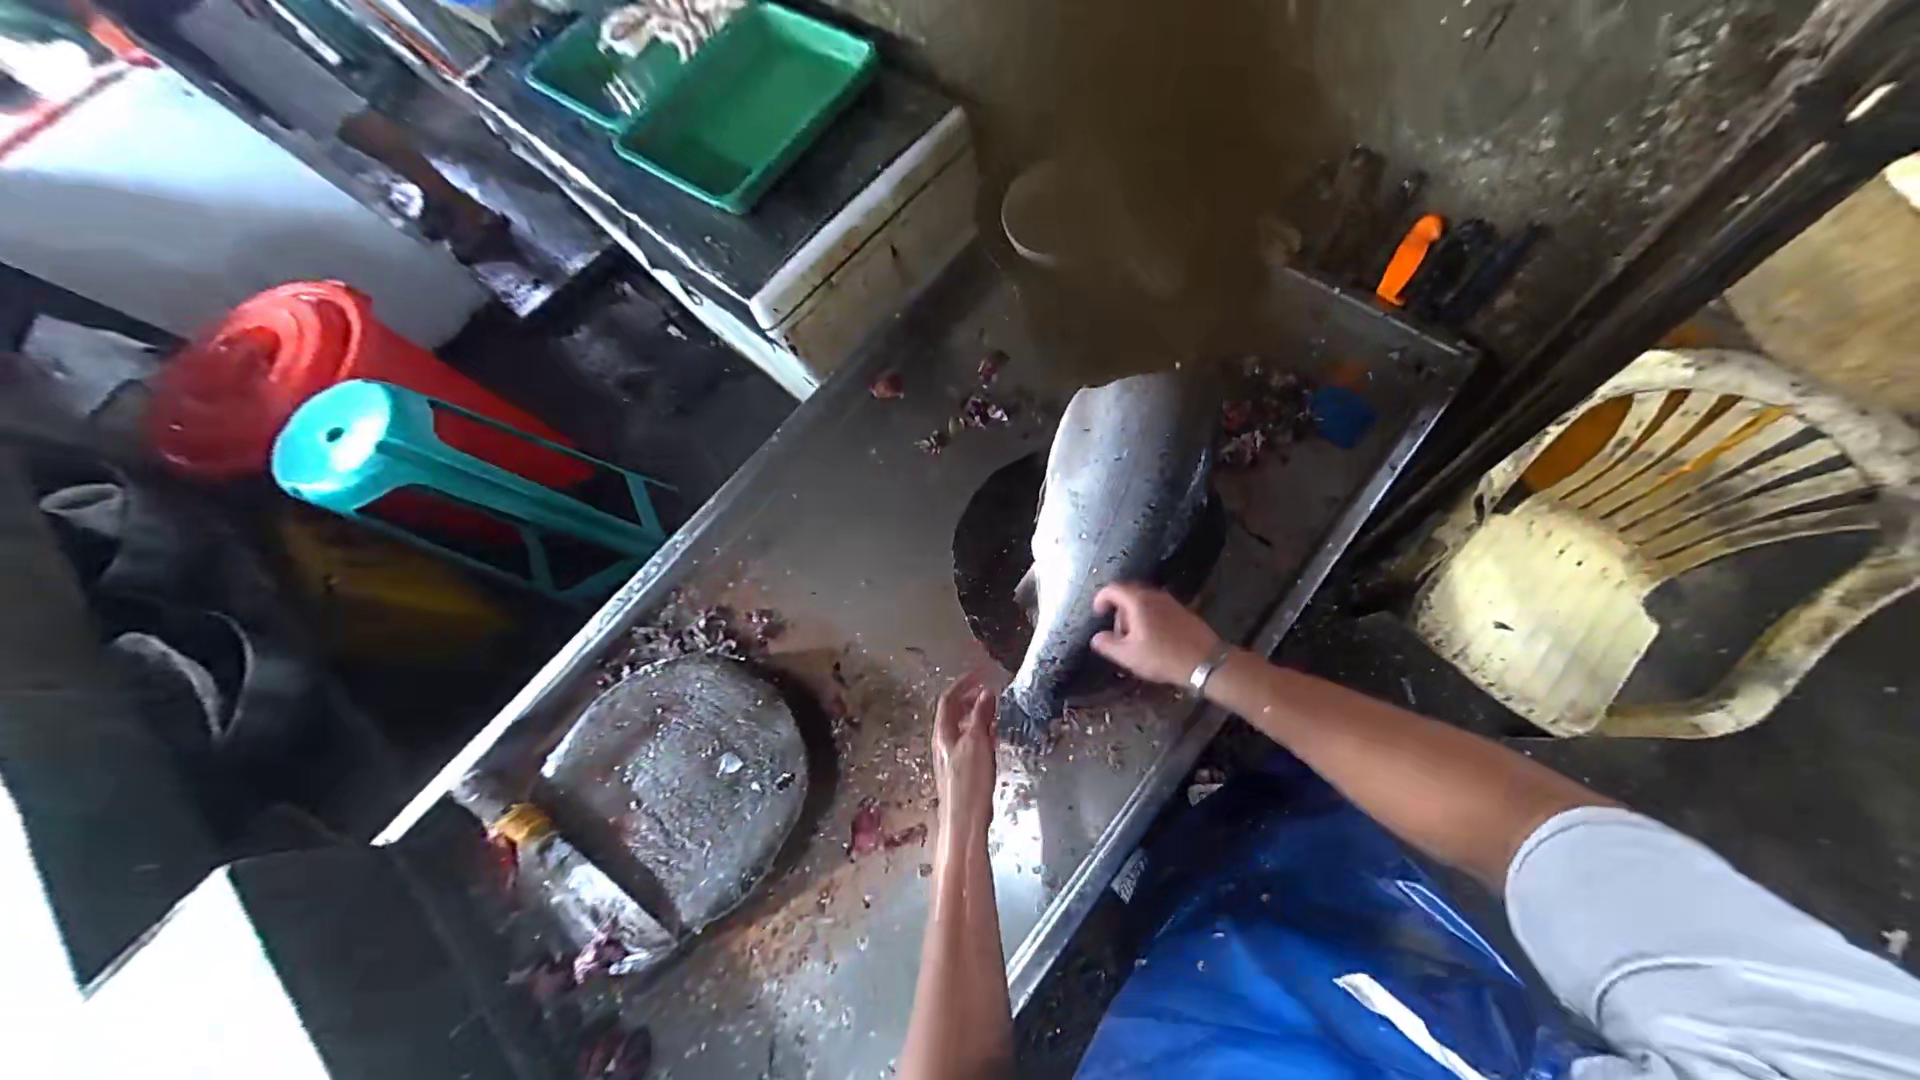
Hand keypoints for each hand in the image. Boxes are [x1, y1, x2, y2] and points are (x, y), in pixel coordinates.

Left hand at [932, 673, 996, 843]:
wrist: (964, 821)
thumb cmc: (969, 782)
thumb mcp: (977, 742)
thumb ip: (981, 716)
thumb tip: (986, 692)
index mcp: (943, 733)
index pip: (949, 699)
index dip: (963, 684)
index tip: (980, 674)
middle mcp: (944, 742)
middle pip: (953, 712)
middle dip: (970, 698)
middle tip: (988, 691)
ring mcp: (952, 756)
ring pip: (962, 727)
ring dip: (976, 714)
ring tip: (993, 710)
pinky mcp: (962, 770)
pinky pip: (969, 741)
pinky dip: (980, 732)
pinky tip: (992, 737)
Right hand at [1090, 583, 1224, 686]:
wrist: (1206, 662)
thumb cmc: (1163, 657)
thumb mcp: (1128, 656)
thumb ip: (1107, 645)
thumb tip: (1096, 637)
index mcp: (1138, 601)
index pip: (1112, 589)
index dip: (1100, 599)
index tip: (1098, 614)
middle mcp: (1154, 595)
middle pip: (1128, 593)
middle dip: (1118, 610)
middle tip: (1118, 633)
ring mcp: (1171, 602)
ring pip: (1144, 601)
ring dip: (1134, 615)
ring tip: (1136, 639)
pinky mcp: (1183, 611)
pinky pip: (1158, 608)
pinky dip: (1149, 618)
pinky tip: (1154, 639)